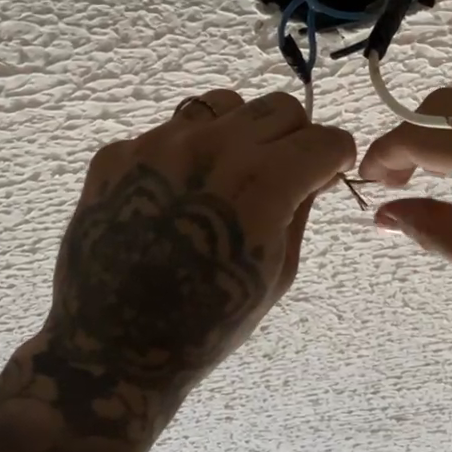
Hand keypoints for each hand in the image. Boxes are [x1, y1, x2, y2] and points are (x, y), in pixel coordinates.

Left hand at [45, 89, 355, 400]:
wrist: (115, 346)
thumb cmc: (209, 323)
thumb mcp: (277, 272)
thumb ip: (300, 209)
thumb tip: (312, 172)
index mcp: (262, 183)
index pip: (323, 138)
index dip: (336, 156)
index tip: (329, 171)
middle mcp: (211, 146)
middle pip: (278, 108)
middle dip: (293, 138)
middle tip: (283, 174)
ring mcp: (157, 143)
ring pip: (222, 106)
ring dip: (239, 133)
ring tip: (226, 177)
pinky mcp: (117, 153)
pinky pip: (169, 132)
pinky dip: (186, 155)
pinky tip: (174, 198)